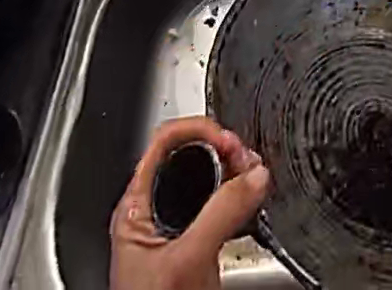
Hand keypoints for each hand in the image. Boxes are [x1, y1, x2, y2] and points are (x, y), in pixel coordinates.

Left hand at [109, 117, 271, 289]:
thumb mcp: (188, 261)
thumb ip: (221, 213)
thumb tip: (254, 174)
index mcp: (137, 207)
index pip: (164, 141)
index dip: (199, 130)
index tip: (229, 142)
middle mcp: (153, 210)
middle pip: (189, 153)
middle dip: (222, 147)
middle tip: (247, 158)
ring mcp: (175, 227)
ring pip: (206, 176)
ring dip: (233, 169)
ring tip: (254, 173)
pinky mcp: (195, 244)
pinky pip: (218, 202)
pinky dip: (237, 192)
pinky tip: (251, 197)